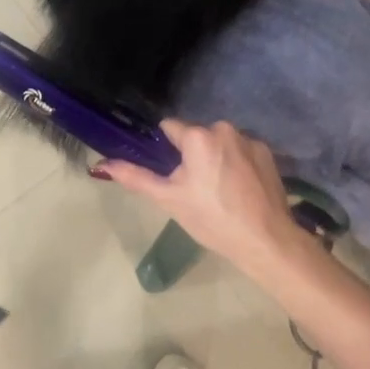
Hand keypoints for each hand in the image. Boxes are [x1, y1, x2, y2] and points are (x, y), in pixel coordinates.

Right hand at [96, 119, 309, 270]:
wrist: (265, 240)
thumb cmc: (212, 219)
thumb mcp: (169, 199)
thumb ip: (135, 177)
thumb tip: (102, 163)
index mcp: (197, 136)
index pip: (170, 128)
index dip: (167, 150)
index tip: (173, 174)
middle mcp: (223, 128)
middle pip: (197, 136)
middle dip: (193, 155)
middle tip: (197, 189)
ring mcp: (249, 139)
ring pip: (220, 142)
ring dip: (216, 158)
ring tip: (221, 192)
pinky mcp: (267, 152)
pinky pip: (242, 150)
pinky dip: (238, 164)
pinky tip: (241, 190)